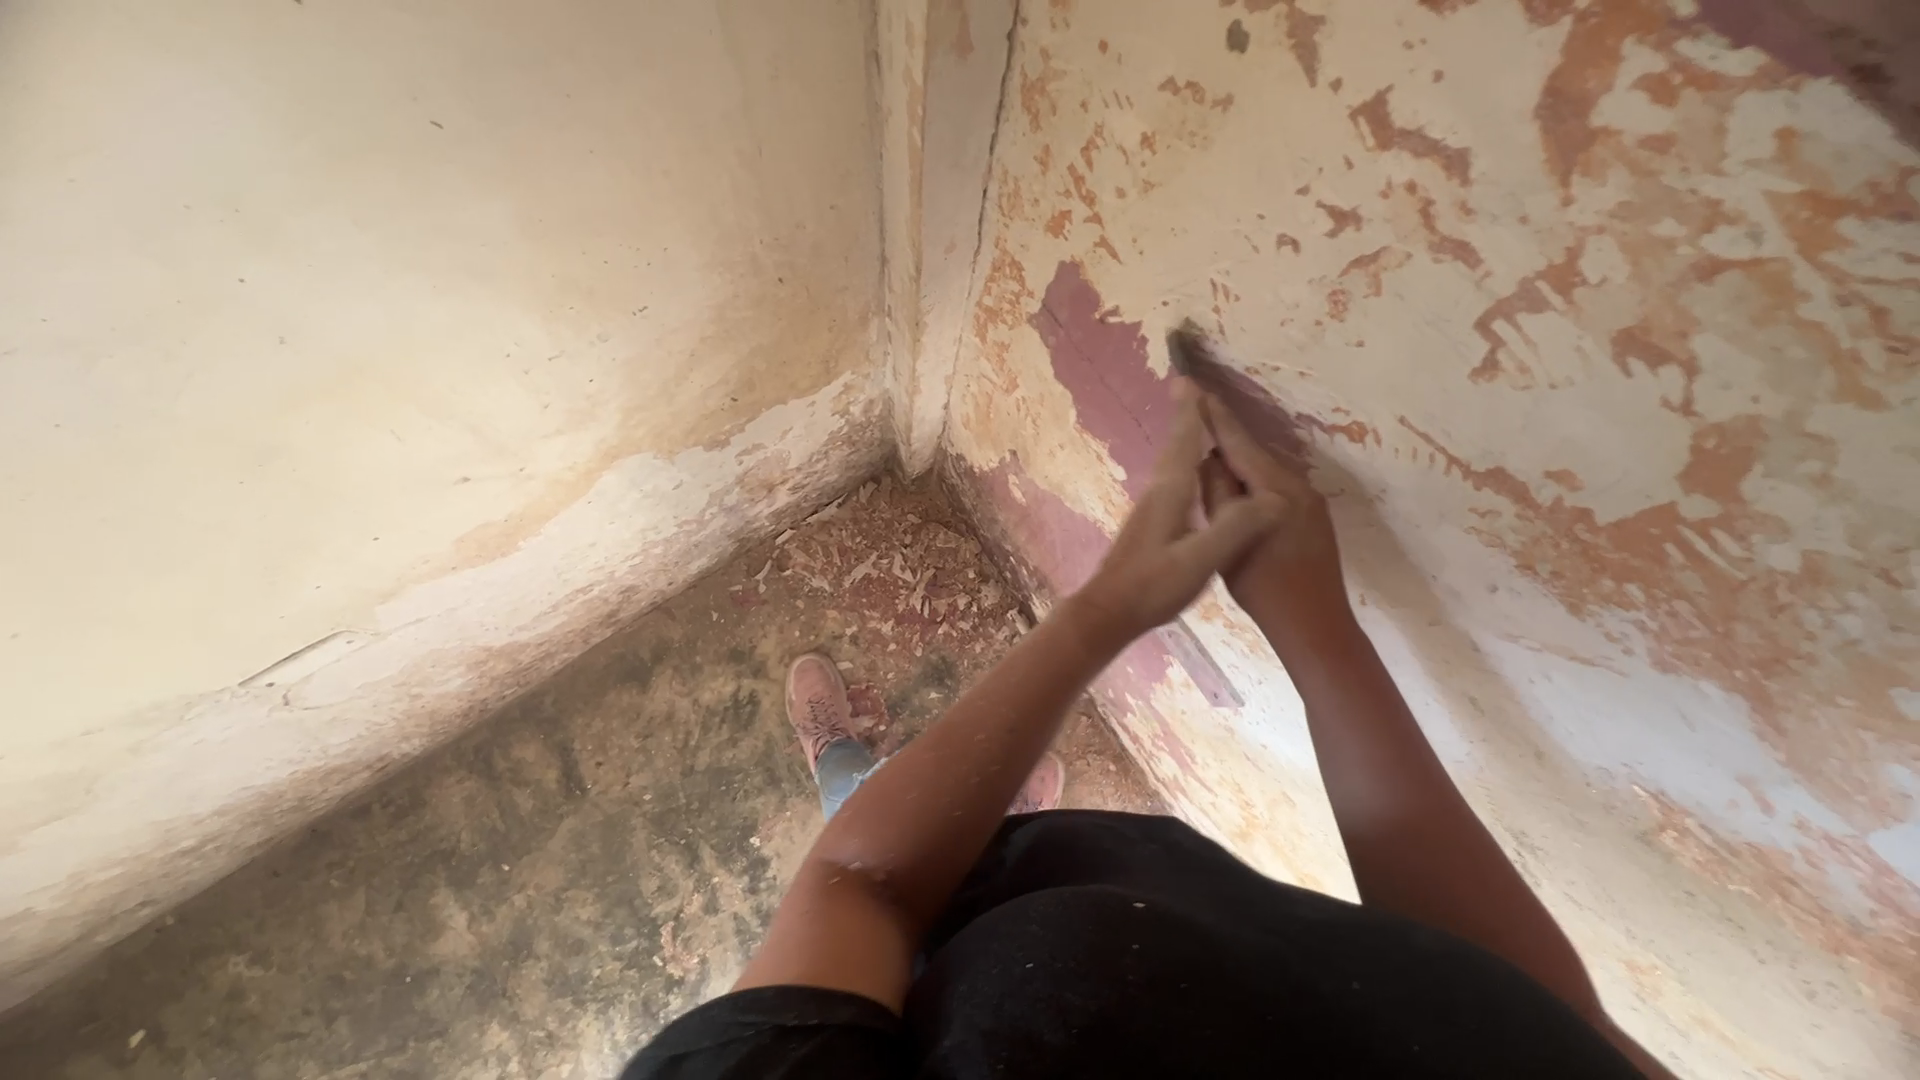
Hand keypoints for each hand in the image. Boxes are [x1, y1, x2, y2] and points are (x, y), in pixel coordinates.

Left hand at [1072, 379, 1284, 641]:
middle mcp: (1157, 494)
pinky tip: (1188, 482)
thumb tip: (1274, 501)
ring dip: (1184, 442)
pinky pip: (1171, 485)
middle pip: (1175, 448)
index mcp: (1170, 493)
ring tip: (1197, 427)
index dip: (1191, 412)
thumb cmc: (1151, 587)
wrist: (1108, 613)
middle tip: (1192, 390)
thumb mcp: (1199, 560)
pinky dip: (1184, 468)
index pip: (1184, 442)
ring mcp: (1149, 512)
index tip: (1191, 380)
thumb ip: (1234, 529)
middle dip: (1187, 419)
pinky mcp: (1149, 529)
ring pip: (1171, 466)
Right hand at [1194, 390, 1351, 640]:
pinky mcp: (1311, 518)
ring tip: (1206, 456)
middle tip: (1194, 420)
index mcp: (1276, 488)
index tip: (1195, 391)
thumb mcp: (1228, 540)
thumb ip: (1218, 494)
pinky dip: (1250, 484)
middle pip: (1253, 454)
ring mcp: (1308, 502)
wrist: (1314, 624)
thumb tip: (1209, 459)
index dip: (1215, 417)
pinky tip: (1233, 491)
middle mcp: (1298, 486)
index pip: (1239, 443)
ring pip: (1263, 472)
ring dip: (1236, 464)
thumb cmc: (1265, 587)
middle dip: (1223, 438)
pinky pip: (1274, 489)